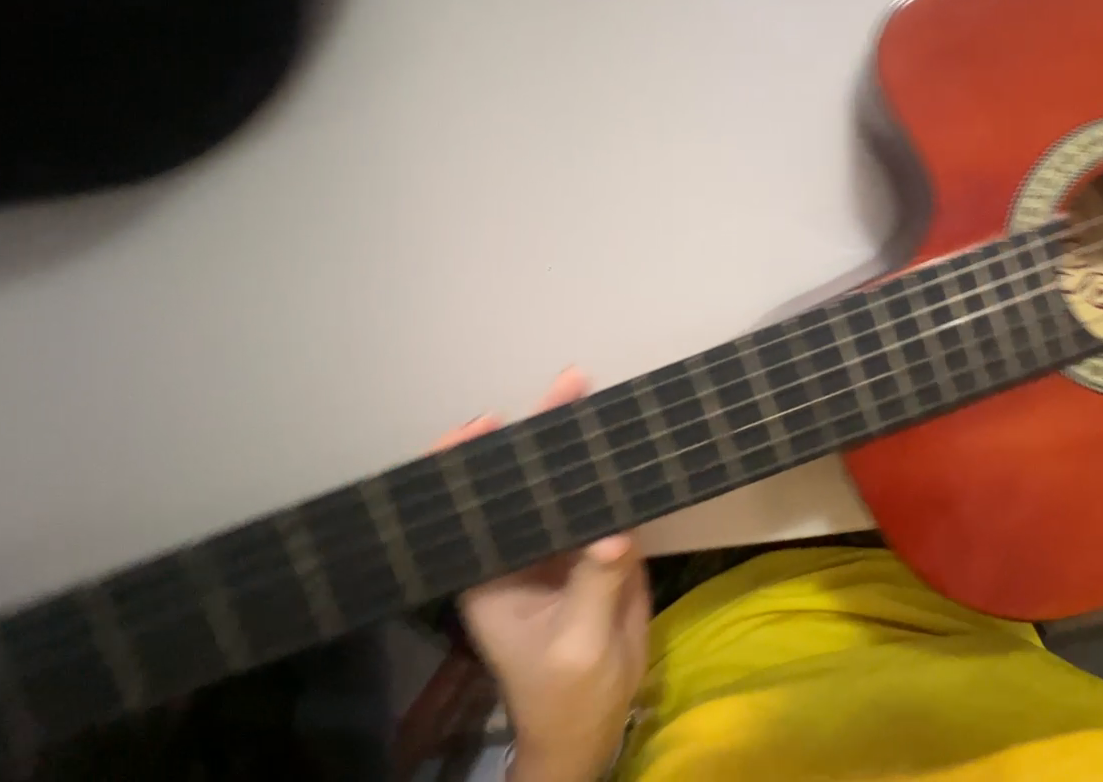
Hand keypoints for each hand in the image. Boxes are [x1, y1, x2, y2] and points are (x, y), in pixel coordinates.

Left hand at [435, 369, 649, 781]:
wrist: (596, 721)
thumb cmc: (567, 692)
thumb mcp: (577, 645)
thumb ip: (594, 586)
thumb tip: (615, 533)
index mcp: (491, 574)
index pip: (478, 507)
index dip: (475, 461)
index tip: (490, 419)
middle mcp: (522, 551)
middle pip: (528, 484)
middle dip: (542, 434)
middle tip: (568, 382)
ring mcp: (563, 548)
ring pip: (570, 488)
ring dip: (582, 447)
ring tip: (594, 395)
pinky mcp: (600, 551)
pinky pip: (606, 505)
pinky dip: (616, 475)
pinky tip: (627, 442)